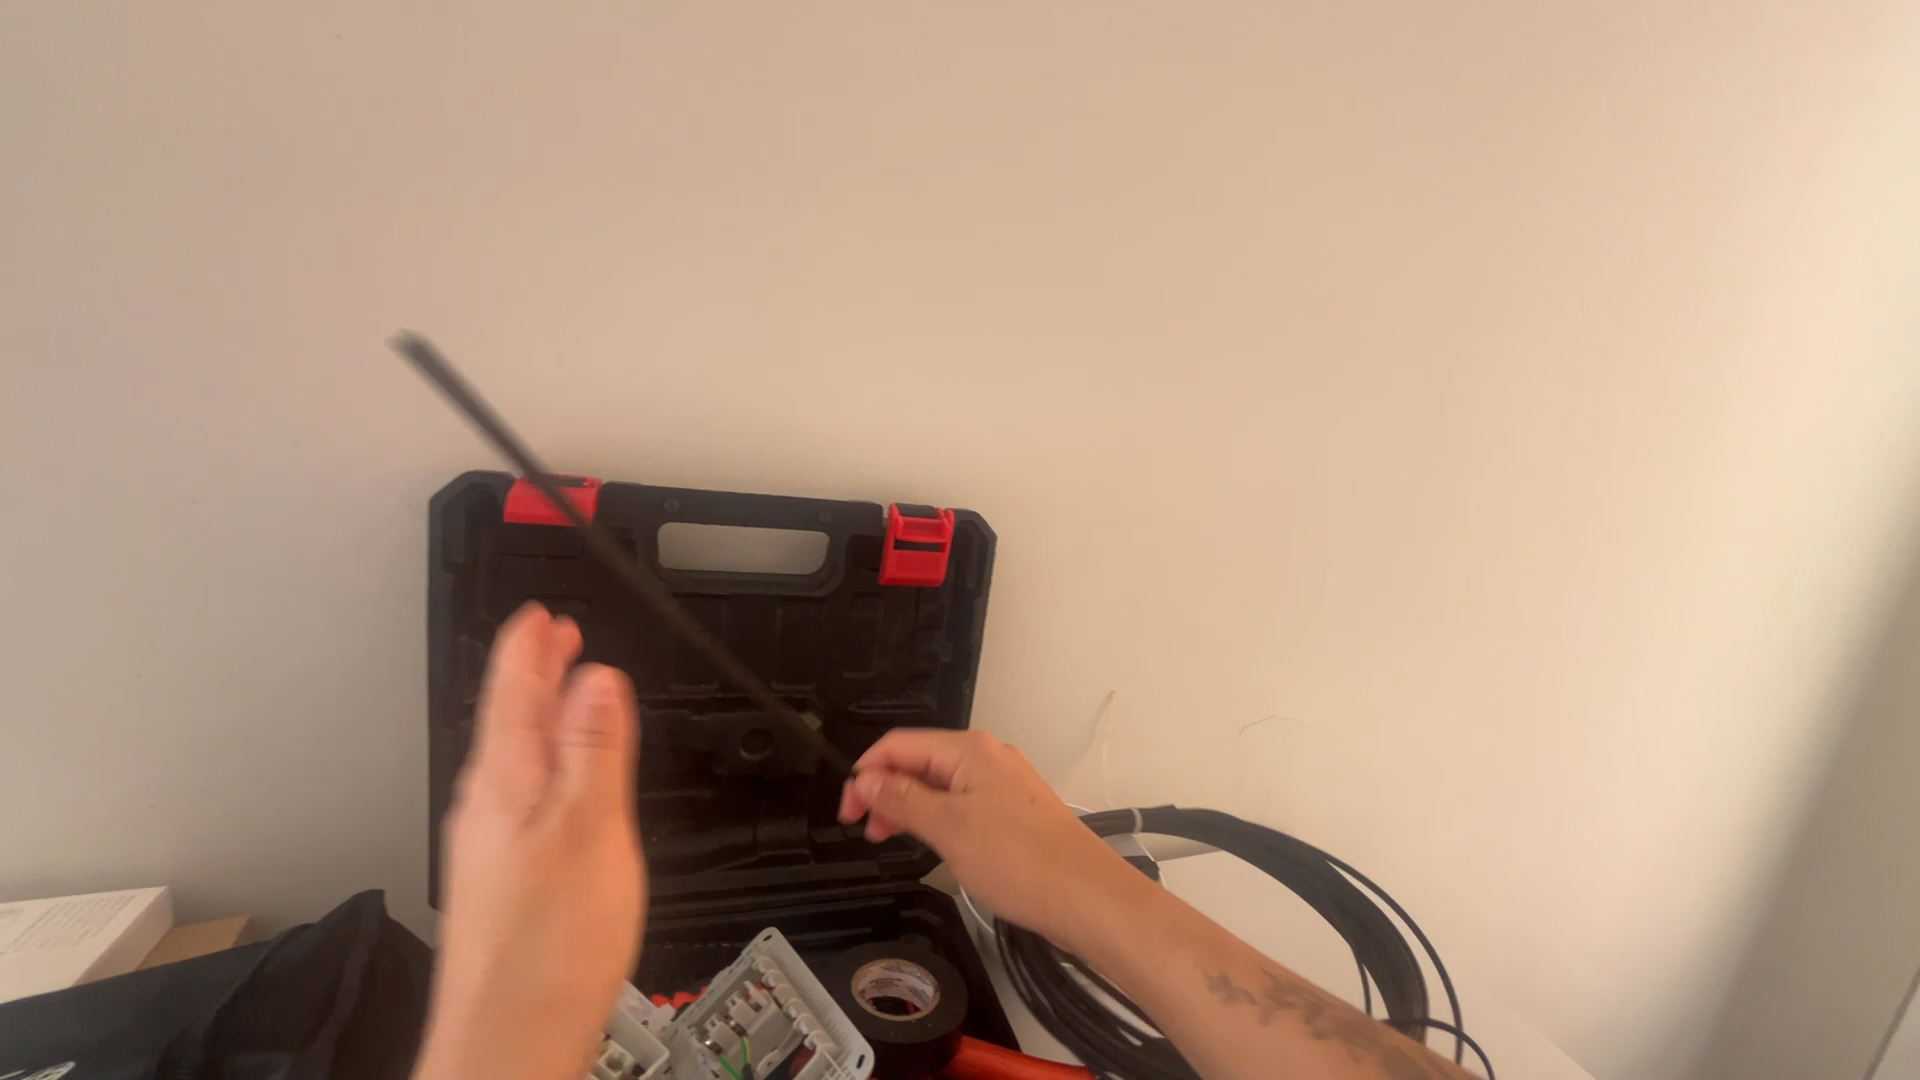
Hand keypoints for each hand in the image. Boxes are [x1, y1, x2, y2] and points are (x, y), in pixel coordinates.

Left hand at [414, 603, 645, 1079]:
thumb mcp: (590, 827)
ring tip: (561, 684)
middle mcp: (490, 803)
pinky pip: (524, 786)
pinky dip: (545, 754)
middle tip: (554, 635)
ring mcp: (494, 839)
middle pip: (510, 717)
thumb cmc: (552, 943)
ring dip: (540, 708)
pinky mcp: (507, 870)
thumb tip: (598, 681)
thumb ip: (595, 748)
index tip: (542, 614)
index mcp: (508, 782)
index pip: (513, 693)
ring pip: (516, 751)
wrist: (513, 1040)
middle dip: (534, 670)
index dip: (529, 647)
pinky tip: (560, 766)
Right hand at [837, 729, 1137, 952]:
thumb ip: (902, 800)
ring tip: (888, 837)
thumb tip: (865, 780)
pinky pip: (961, 801)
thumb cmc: (1024, 861)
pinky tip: (929, 840)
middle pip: (919, 761)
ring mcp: (1002, 782)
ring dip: (908, 805)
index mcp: (969, 750)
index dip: (865, 773)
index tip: (847, 809)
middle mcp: (987, 757)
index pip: (899, 744)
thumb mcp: (948, 829)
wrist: (1087, 897)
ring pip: (939, 783)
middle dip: (885, 789)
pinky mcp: (1012, 808)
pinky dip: (936, 816)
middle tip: (864, 827)